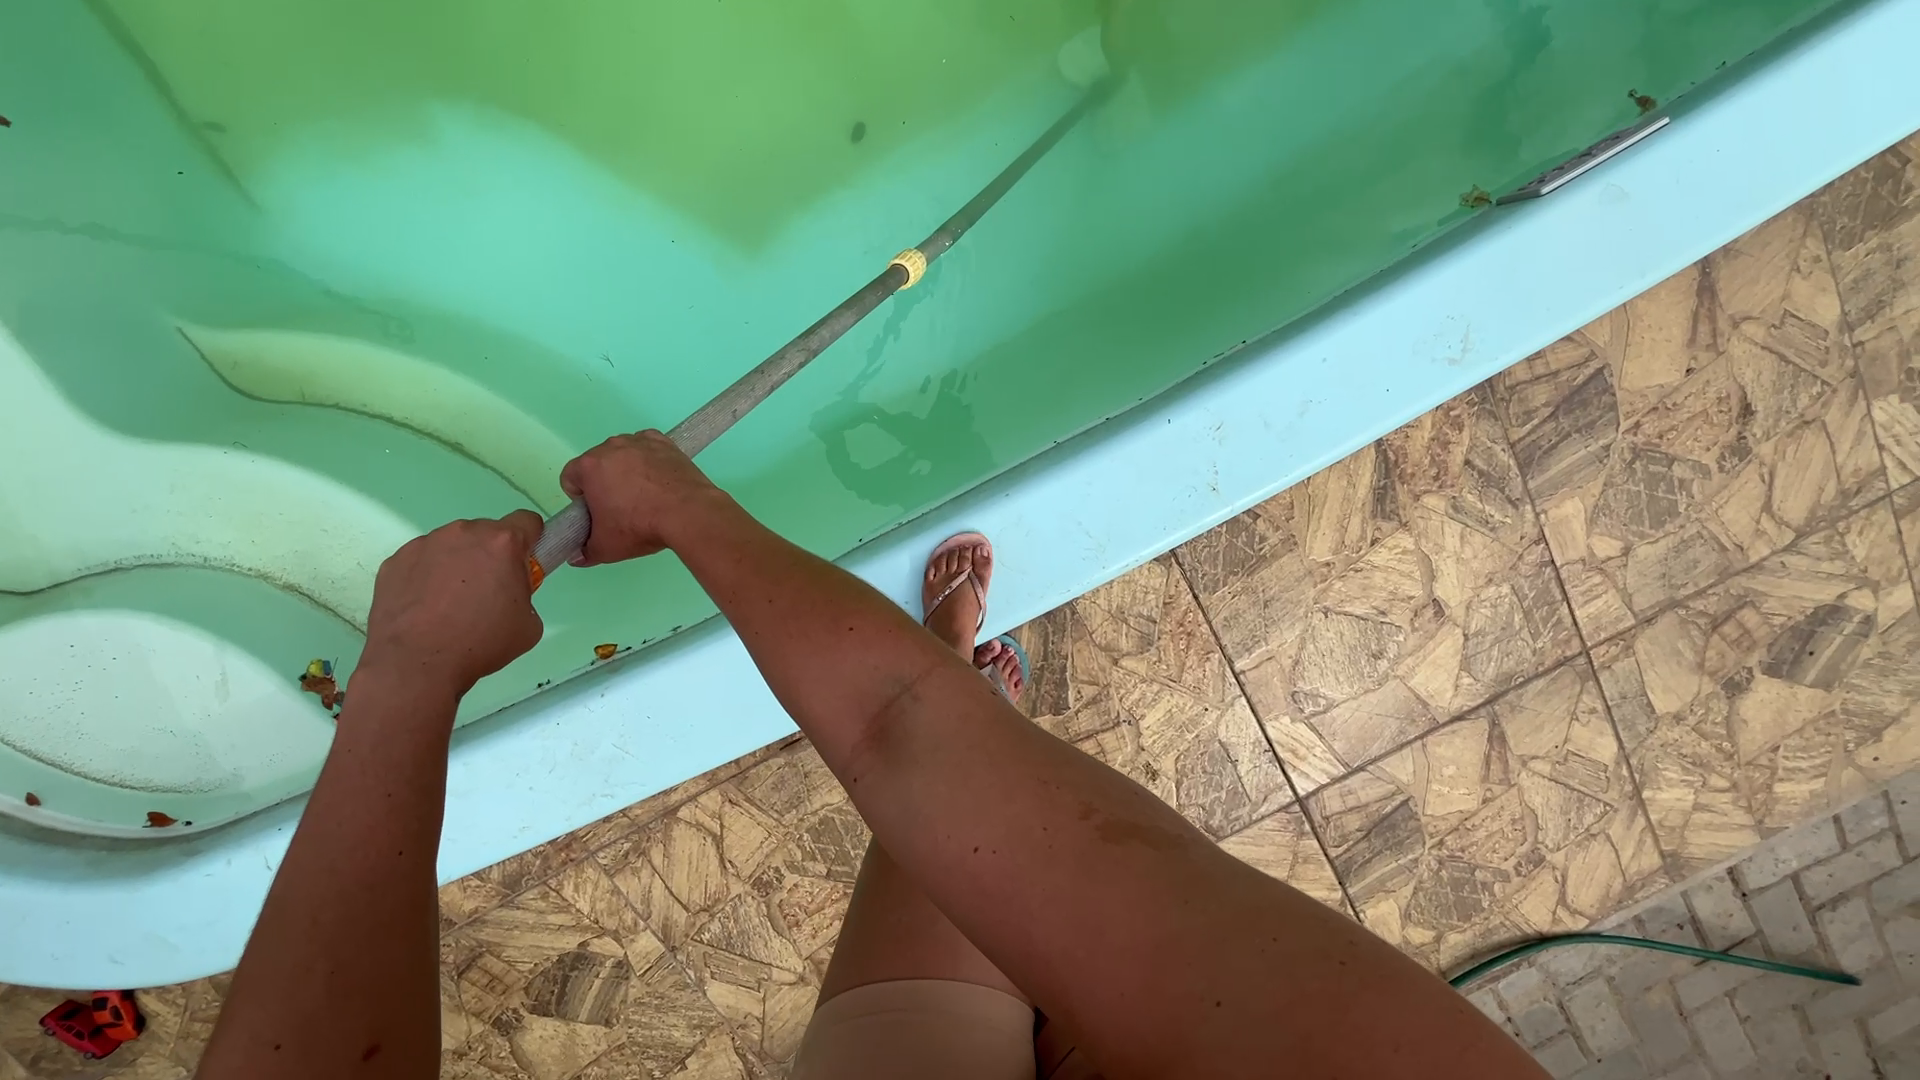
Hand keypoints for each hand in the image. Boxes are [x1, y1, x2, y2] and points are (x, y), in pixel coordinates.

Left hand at [358, 511, 544, 696]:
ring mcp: (425, 544)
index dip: (531, 541)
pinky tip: (426, 606)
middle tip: (488, 591)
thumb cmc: (482, 642)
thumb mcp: (530, 622)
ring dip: (459, 562)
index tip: (524, 564)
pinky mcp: (395, 560)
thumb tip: (508, 592)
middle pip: (487, 533)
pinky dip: (428, 575)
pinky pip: (422, 560)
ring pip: (453, 545)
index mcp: (503, 543)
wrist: (416, 664)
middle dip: (492, 555)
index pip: (527, 521)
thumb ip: (525, 593)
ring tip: (451, 602)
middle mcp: (463, 533)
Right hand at [559, 430, 724, 565]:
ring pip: (624, 455)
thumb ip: (586, 551)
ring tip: (646, 496)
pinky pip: (649, 448)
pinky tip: (659, 479)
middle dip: (605, 483)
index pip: (570, 478)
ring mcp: (640, 442)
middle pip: (598, 465)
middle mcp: (611, 447)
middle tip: (622, 507)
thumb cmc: (641, 527)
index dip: (581, 499)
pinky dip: (650, 460)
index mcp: (589, 467)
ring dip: (627, 470)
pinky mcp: (665, 443)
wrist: (689, 513)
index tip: (597, 513)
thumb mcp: (606, 548)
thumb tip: (578, 557)